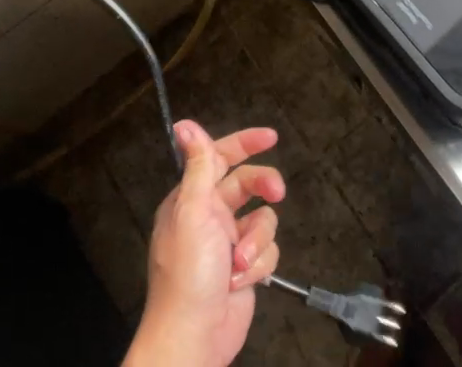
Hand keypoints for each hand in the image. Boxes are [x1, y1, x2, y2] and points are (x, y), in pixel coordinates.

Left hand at [125, 121, 285, 366]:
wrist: (195, 336)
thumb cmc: (187, 274)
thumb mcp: (192, 213)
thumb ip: (197, 167)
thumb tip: (185, 125)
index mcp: (191, 200)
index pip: (218, 158)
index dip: (244, 144)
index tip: (270, 137)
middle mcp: (210, 217)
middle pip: (248, 185)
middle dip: (263, 189)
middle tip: (277, 192)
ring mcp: (229, 242)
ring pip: (264, 220)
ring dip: (257, 241)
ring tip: (241, 263)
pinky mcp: (245, 267)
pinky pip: (268, 250)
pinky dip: (259, 264)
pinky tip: (243, 280)